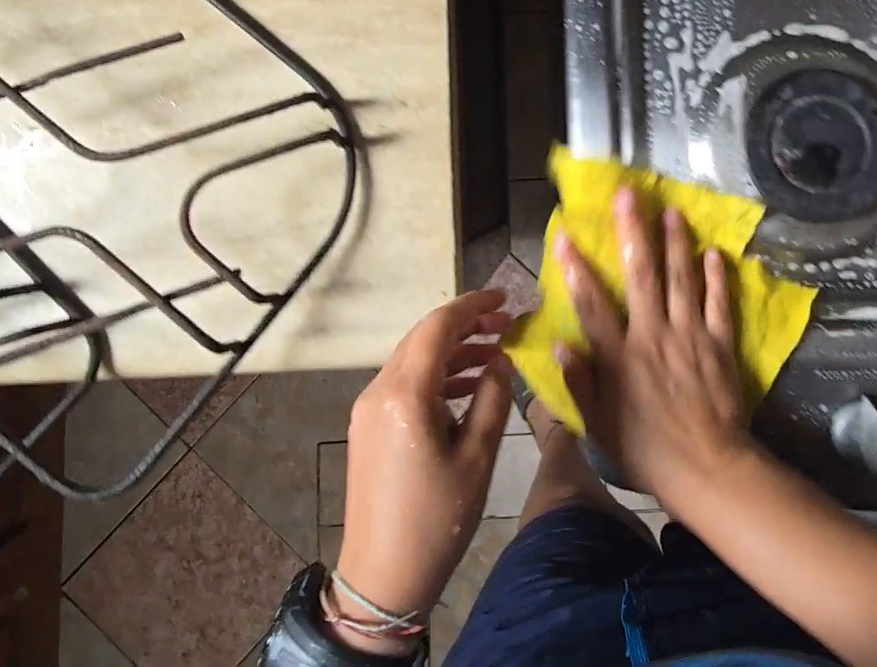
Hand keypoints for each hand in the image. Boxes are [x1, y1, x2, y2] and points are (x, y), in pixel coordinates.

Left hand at [332, 289, 514, 654]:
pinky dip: (437, 375)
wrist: (381, 577)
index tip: (507, 299)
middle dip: (466, 324)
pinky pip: (405, 383)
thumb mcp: (477, 458)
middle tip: (508, 326)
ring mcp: (368, 408)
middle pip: (423, 337)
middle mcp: (379, 390)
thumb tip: (501, 360)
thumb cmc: (437, 519)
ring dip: (453, 350)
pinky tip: (468, 384)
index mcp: (405, 394)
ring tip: (496, 354)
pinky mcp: (368, 426)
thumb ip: (492, 399)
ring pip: (414, 359)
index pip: (439, 327)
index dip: (474, 306)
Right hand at [556, 186, 755, 504]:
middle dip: (633, 231)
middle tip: (628, 195)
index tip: (565, 237)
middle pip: (642, 275)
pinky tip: (714, 252)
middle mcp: (652, 335)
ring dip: (675, 242)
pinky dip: (717, 277)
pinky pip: (718, 304)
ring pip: (682, 279)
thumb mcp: (599, 424)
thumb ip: (579, 381)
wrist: (707, 468)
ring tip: (671, 210)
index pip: (592, 303)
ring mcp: (689, 336)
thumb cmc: (645, 450)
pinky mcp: (719, 344)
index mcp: (619, 355)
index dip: (577, 268)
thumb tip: (557, 341)